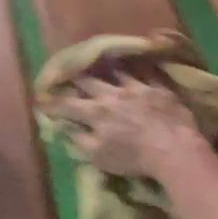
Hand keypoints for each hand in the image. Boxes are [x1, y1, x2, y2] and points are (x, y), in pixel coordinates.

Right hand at [47, 76, 207, 178]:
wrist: (175, 149)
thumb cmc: (133, 157)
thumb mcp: (99, 156)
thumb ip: (78, 140)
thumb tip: (63, 127)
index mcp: (95, 112)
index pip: (68, 104)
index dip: (54, 102)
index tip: (43, 100)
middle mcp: (112, 94)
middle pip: (89, 81)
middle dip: (75, 76)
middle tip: (68, 71)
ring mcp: (137, 87)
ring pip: (117, 71)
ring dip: (106, 67)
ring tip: (101, 61)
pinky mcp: (158, 87)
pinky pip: (145, 72)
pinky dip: (138, 67)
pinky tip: (137, 62)